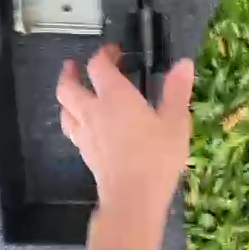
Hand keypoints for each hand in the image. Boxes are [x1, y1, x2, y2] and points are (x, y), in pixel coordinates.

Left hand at [54, 44, 193, 249]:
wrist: (133, 197)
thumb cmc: (157, 157)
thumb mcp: (176, 122)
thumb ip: (177, 91)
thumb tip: (184, 63)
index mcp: (115, 97)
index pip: (98, 66)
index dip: (104, 55)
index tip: (114, 52)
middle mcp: (94, 111)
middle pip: (68, 87)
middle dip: (70, 73)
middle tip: (75, 66)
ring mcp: (85, 134)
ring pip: (64, 109)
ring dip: (66, 97)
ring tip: (74, 93)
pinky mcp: (85, 154)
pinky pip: (72, 130)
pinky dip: (73, 120)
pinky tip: (84, 126)